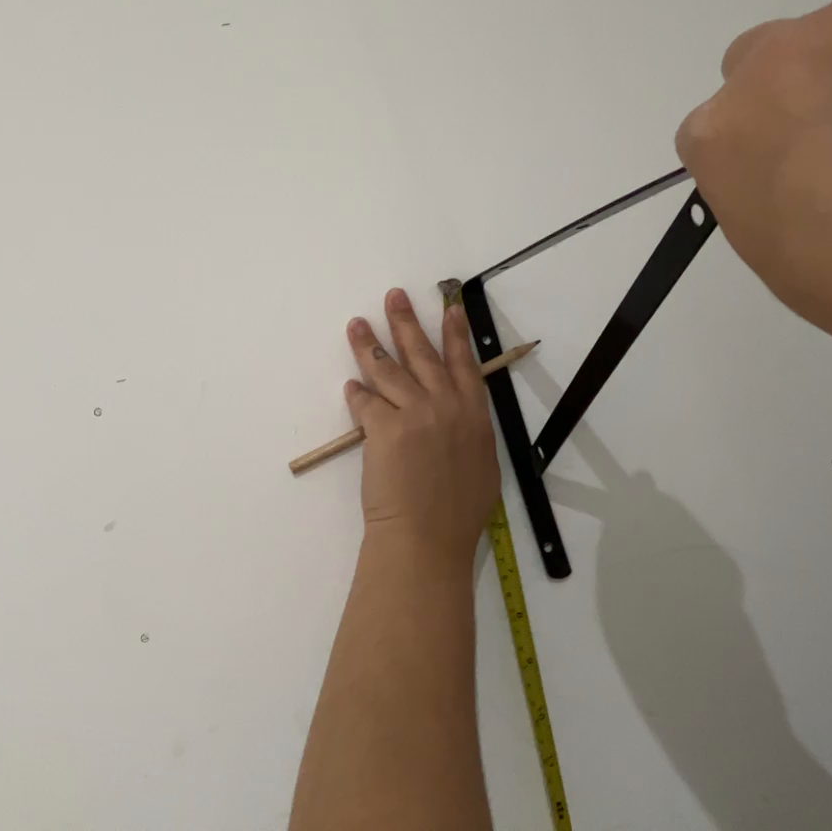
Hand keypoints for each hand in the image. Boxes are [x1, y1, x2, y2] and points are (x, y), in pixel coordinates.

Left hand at [343, 288, 499, 561]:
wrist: (427, 537)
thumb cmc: (459, 515)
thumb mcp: (482, 469)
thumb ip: (470, 437)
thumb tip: (459, 425)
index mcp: (474, 416)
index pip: (464, 363)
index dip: (456, 333)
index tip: (450, 307)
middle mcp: (445, 405)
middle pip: (421, 353)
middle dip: (405, 320)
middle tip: (393, 295)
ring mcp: (413, 413)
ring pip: (387, 368)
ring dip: (368, 343)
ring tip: (355, 324)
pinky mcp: (383, 426)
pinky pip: (365, 401)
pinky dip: (356, 394)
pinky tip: (350, 387)